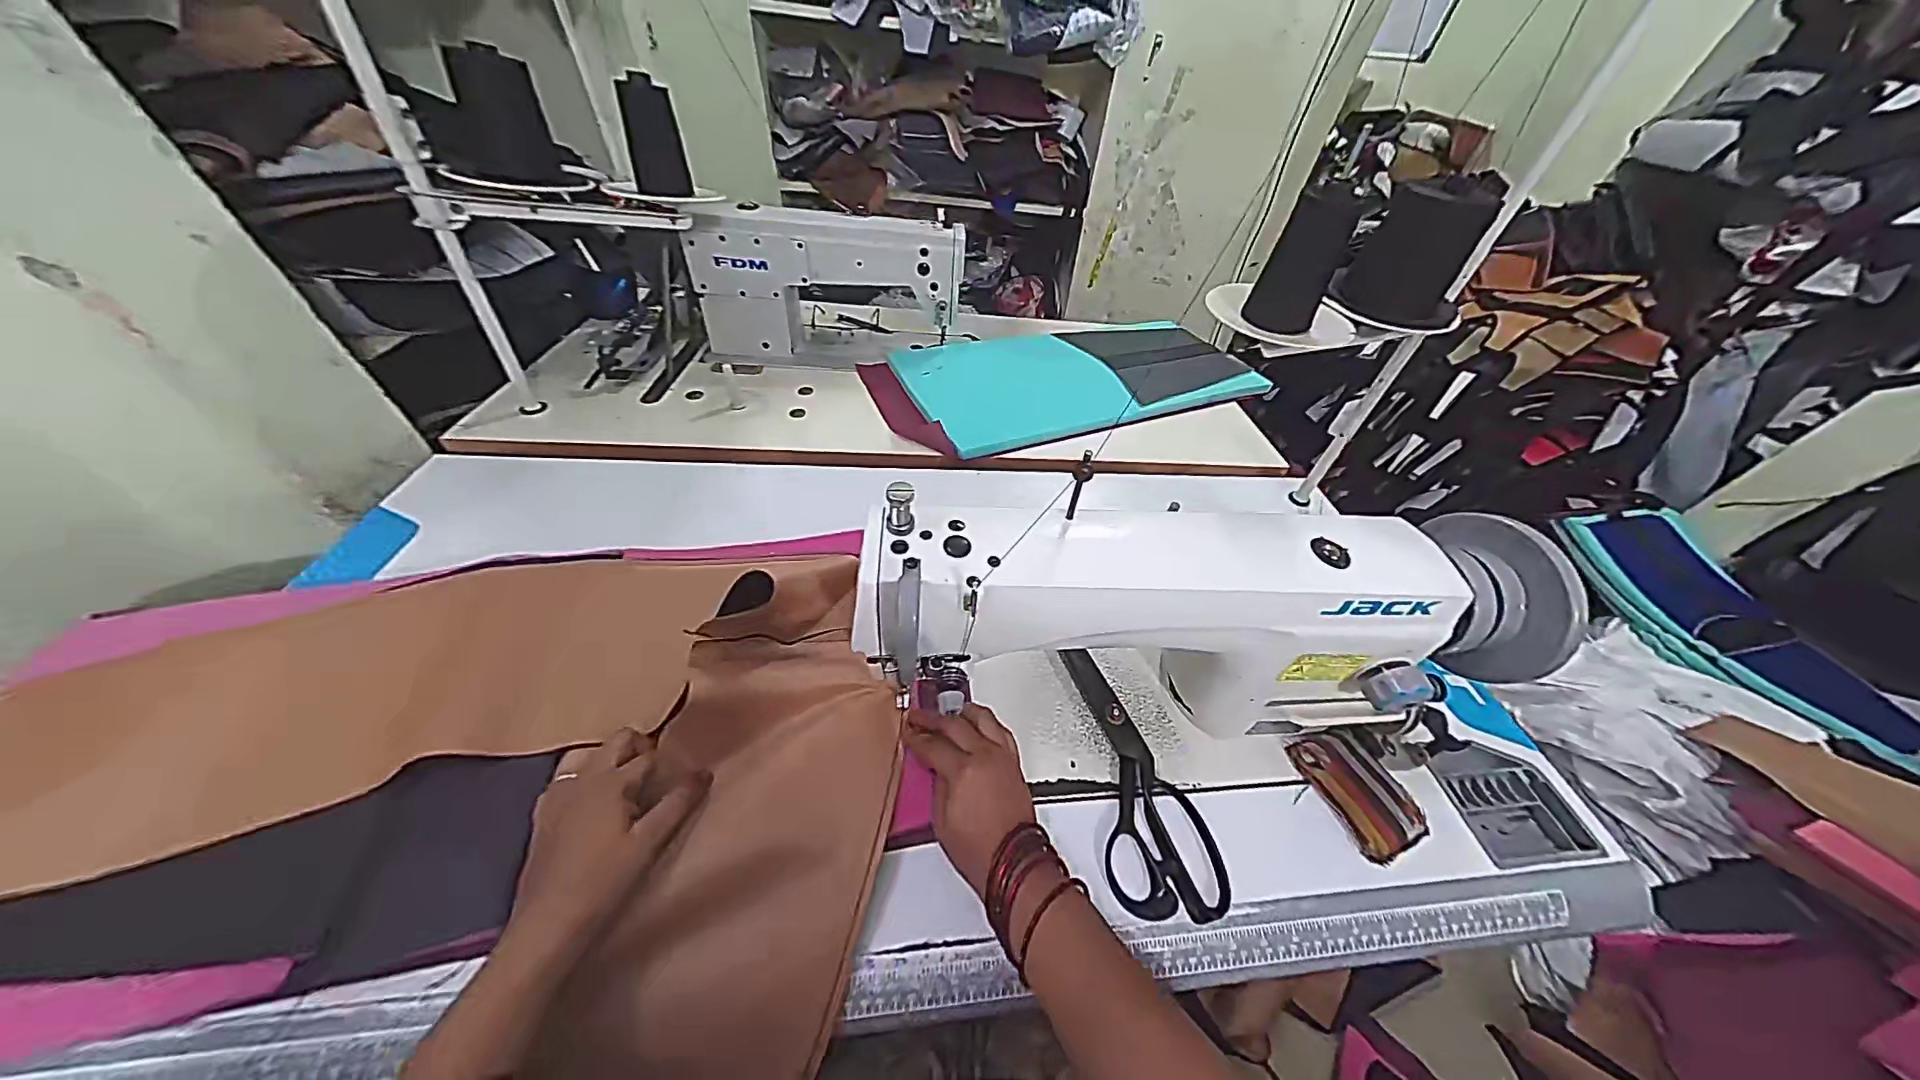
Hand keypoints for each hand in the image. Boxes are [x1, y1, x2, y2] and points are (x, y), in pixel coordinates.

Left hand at [509, 728, 710, 950]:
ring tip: (626, 783)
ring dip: (609, 758)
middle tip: (657, 773)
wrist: (547, 923)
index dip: (670, 761)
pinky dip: (583, 776)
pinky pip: (566, 777)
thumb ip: (677, 804)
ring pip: (587, 754)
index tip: (683, 773)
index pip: (649, 756)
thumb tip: (704, 772)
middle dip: (640, 747)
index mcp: (611, 781)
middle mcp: (582, 778)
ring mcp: (557, 794)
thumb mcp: (649, 843)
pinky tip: (591, 801)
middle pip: (617, 741)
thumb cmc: (605, 881)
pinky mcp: (542, 814)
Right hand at [904, 705, 1035, 896]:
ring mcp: (1003, 758)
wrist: (1012, 862)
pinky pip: (1001, 732)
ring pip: (983, 719)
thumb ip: (937, 785)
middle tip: (920, 716)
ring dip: (963, 713)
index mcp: (963, 771)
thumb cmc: (982, 849)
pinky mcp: (1015, 764)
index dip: (916, 737)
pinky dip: (987, 724)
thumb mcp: (941, 820)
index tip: (908, 732)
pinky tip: (981, 724)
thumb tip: (936, 768)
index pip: (933, 744)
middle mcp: (986, 758)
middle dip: (933, 719)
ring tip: (952, 712)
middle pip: (955, 724)